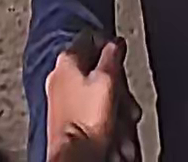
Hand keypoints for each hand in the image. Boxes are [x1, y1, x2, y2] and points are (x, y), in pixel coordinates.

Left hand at [44, 39, 127, 161]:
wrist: (74, 160)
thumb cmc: (87, 120)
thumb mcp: (107, 79)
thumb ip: (112, 55)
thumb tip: (115, 43)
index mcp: (67, 60)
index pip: (91, 37)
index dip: (109, 46)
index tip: (121, 58)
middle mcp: (60, 75)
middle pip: (96, 69)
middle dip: (117, 86)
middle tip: (128, 101)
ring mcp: (60, 98)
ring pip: (96, 92)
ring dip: (115, 106)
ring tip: (126, 122)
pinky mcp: (64, 119)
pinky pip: (90, 111)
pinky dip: (105, 118)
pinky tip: (116, 131)